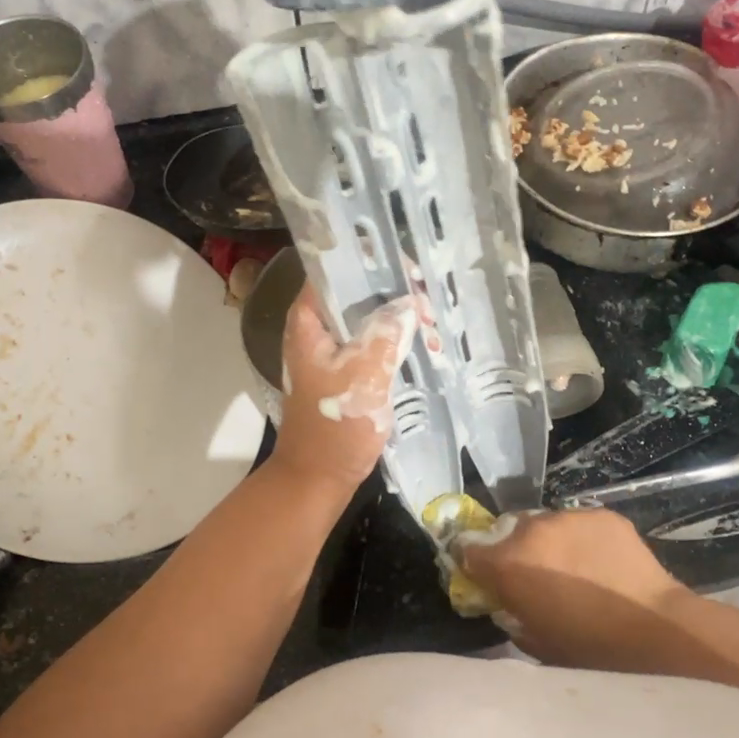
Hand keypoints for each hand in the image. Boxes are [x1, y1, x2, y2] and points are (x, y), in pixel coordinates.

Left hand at [269, 284, 417, 491]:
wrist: (319, 476)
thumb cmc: (335, 426)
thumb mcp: (364, 375)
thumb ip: (386, 333)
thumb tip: (407, 304)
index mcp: (308, 322)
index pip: (333, 271)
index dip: (368, 261)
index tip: (404, 264)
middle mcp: (315, 330)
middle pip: (353, 294)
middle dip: (390, 290)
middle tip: (426, 293)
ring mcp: (330, 352)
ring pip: (366, 319)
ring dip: (396, 317)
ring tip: (430, 316)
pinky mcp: (344, 371)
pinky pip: (371, 343)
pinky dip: (393, 339)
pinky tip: (421, 339)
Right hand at [456, 509, 698, 670]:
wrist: (654, 628)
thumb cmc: (589, 648)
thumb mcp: (534, 641)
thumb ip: (509, 612)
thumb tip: (505, 601)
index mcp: (509, 563)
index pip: (469, 549)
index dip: (473, 563)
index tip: (481, 575)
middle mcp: (533, 529)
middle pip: (507, 529)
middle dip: (512, 548)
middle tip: (530, 573)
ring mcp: (569, 517)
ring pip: (544, 522)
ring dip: (547, 541)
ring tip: (568, 567)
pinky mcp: (602, 515)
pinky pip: (578, 523)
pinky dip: (579, 539)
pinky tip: (598, 562)